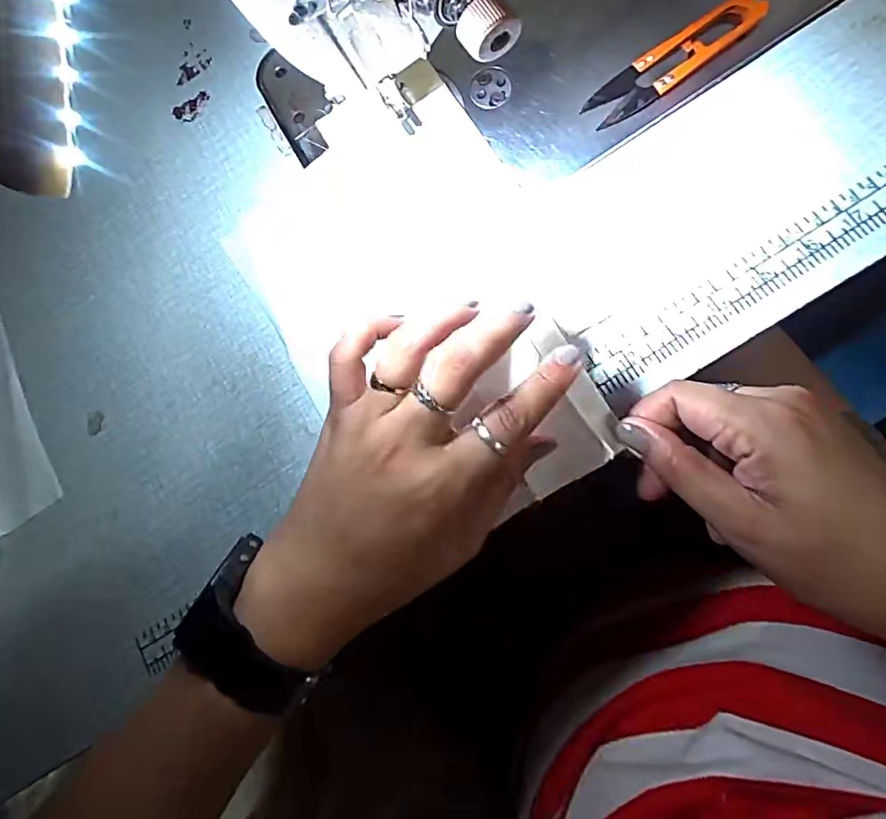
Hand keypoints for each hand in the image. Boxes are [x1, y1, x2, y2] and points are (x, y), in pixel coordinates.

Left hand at [233, 304, 582, 670]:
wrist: (315, 581)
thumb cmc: (400, 567)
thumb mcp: (466, 539)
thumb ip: (504, 482)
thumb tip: (544, 437)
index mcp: (443, 482)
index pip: (505, 421)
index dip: (544, 386)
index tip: (570, 357)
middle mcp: (404, 441)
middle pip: (455, 369)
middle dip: (496, 332)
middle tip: (524, 311)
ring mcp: (365, 421)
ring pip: (404, 352)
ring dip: (441, 320)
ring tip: (473, 305)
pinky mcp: (337, 412)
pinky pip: (345, 357)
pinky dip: (368, 328)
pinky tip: (399, 320)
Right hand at [622, 382, 885, 693]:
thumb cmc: (835, 562)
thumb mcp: (742, 523)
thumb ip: (681, 470)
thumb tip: (635, 433)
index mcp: (764, 416)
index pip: (678, 393)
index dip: (646, 426)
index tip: (643, 476)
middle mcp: (785, 397)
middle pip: (704, 405)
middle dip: (677, 446)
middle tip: (668, 500)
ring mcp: (808, 408)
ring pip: (730, 418)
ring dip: (710, 457)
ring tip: (719, 513)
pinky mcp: (822, 424)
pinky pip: (762, 427)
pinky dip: (742, 457)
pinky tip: (750, 500)